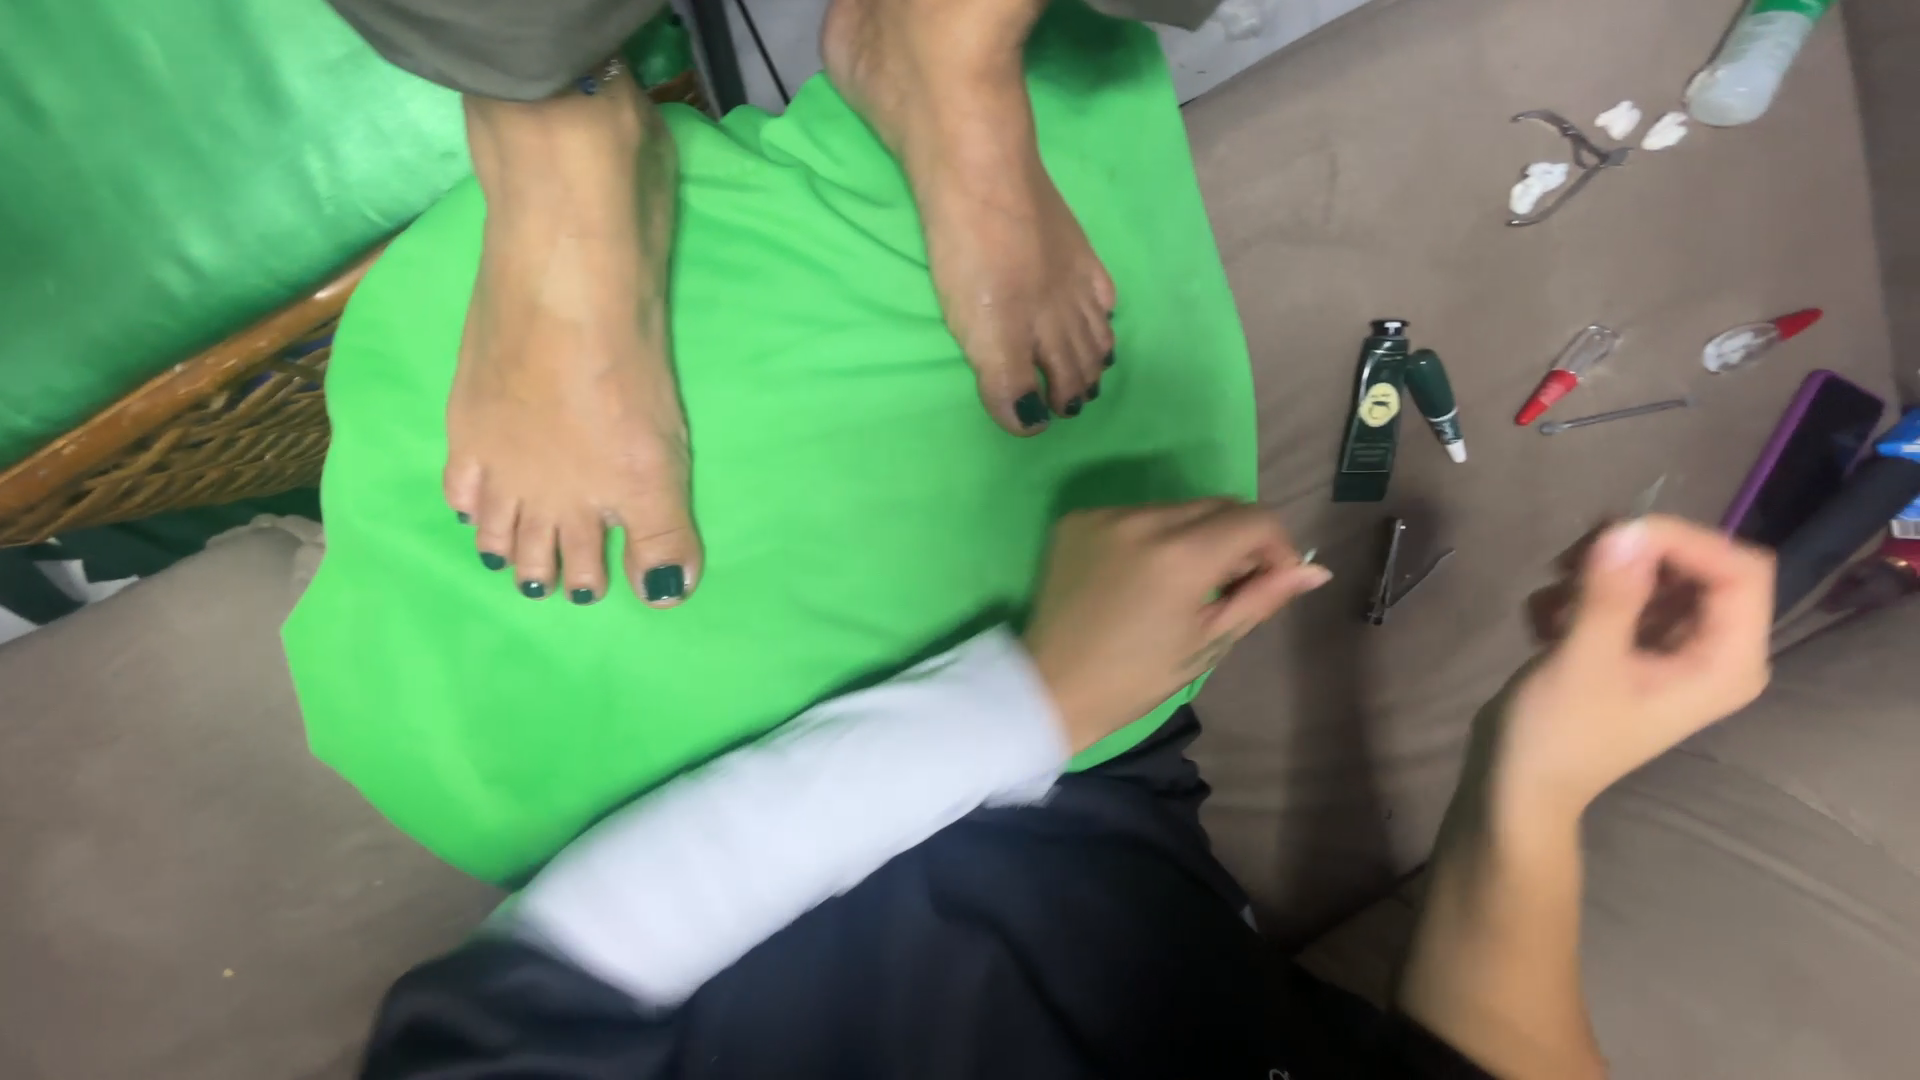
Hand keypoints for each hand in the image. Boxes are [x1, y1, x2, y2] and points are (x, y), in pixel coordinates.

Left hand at [1022, 501, 1331, 752]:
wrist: (1054, 687)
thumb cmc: (1137, 678)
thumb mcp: (1209, 642)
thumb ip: (1262, 597)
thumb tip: (1315, 569)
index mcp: (1180, 554)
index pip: (1253, 519)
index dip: (1275, 547)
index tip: (1270, 580)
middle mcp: (1141, 520)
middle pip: (1215, 507)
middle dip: (1237, 540)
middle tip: (1228, 586)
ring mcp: (1103, 516)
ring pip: (1175, 509)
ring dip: (1194, 536)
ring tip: (1181, 585)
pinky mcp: (1075, 521)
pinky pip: (1133, 515)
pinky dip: (1150, 537)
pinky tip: (1139, 576)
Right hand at [1497, 516, 1774, 814]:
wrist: (1520, 784)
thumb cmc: (1560, 734)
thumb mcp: (1582, 662)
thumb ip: (1608, 596)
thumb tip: (1622, 529)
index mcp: (1726, 661)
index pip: (1737, 572)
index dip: (1682, 541)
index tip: (1610, 533)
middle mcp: (1710, 651)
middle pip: (1693, 569)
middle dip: (1629, 557)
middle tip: (1566, 561)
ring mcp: (1668, 651)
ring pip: (1648, 580)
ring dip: (1593, 580)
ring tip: (1548, 606)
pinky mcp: (1627, 651)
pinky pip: (1616, 600)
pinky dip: (1576, 600)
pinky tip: (1542, 626)